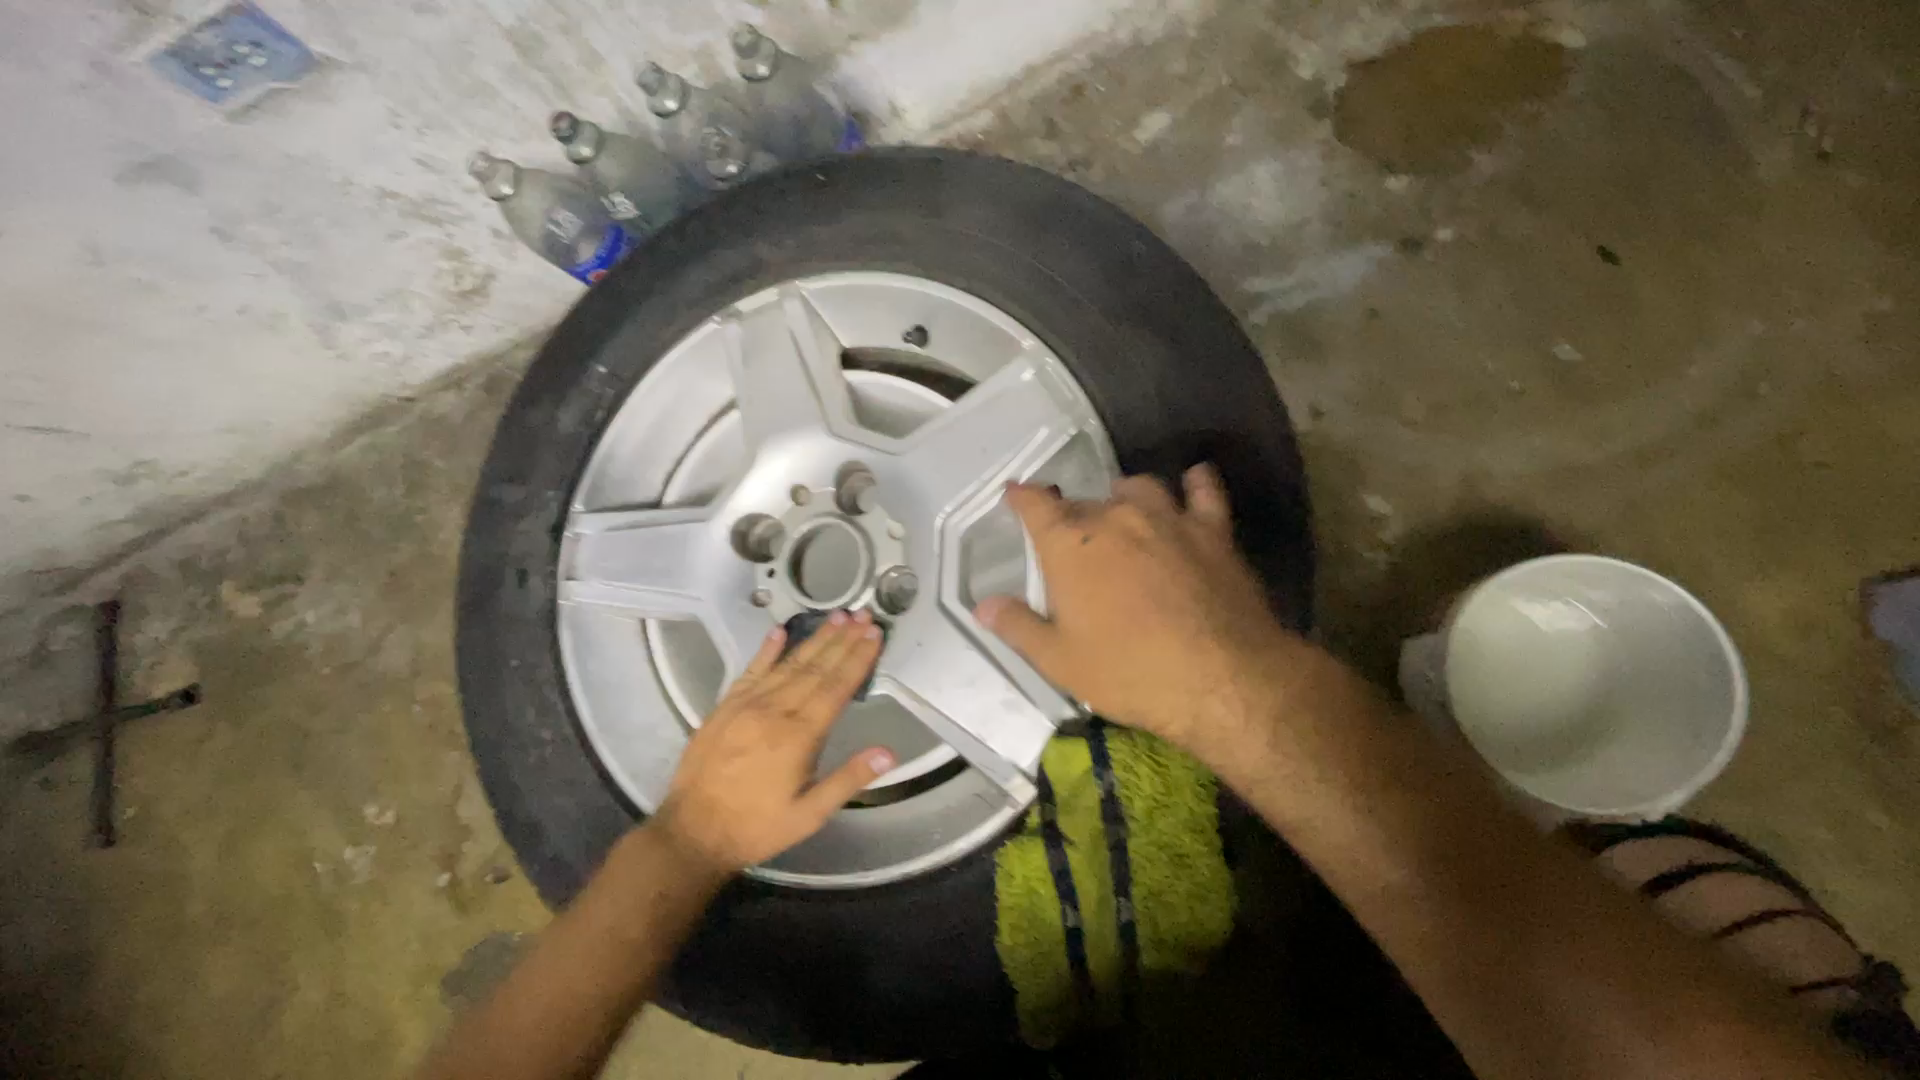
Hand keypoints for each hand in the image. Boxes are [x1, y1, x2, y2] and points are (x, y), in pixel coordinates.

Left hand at [650, 610, 894, 877]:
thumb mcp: (809, 815)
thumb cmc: (756, 827)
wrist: (691, 832)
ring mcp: (746, 705)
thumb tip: (888, 753)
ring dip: (815, 639)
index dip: (858, 658)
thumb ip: (848, 780)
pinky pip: (751, 671)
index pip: (836, 687)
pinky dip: (767, 649)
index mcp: (798, 736)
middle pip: (815, 668)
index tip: (874, 634)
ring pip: (788, 664)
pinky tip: (780, 630)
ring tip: (837, 616)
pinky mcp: (725, 707)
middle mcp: (773, 711)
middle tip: (863, 614)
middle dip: (843, 639)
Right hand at [975, 465, 1302, 758]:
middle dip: (1071, 515)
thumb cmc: (1129, 672)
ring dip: (1123, 496)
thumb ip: (1019, 626)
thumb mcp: (1060, 661)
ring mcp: (1168, 520)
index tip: (1015, 494)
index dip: (1022, 497)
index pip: (1036, 506)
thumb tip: (983, 605)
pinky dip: (1195, 484)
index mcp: (1071, 546)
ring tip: (1120, 509)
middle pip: (1084, 502)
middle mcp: (1115, 519)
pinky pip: (1203, 492)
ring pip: (1138, 489)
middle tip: (1070, 538)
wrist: (1221, 680)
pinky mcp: (1213, 532)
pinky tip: (1193, 482)